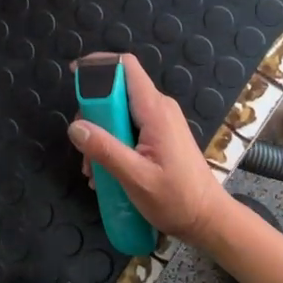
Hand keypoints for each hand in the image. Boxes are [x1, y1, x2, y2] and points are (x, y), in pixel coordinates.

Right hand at [66, 54, 230, 242]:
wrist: (208, 219)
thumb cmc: (177, 199)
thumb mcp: (136, 178)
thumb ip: (105, 150)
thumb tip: (74, 127)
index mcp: (155, 110)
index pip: (126, 66)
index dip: (99, 63)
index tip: (74, 74)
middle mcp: (159, 107)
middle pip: (117, 91)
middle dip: (93, 114)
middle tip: (82, 145)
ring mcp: (161, 120)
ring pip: (120, 111)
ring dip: (101, 135)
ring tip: (93, 169)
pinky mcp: (160, 134)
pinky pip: (129, 126)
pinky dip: (113, 142)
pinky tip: (107, 171)